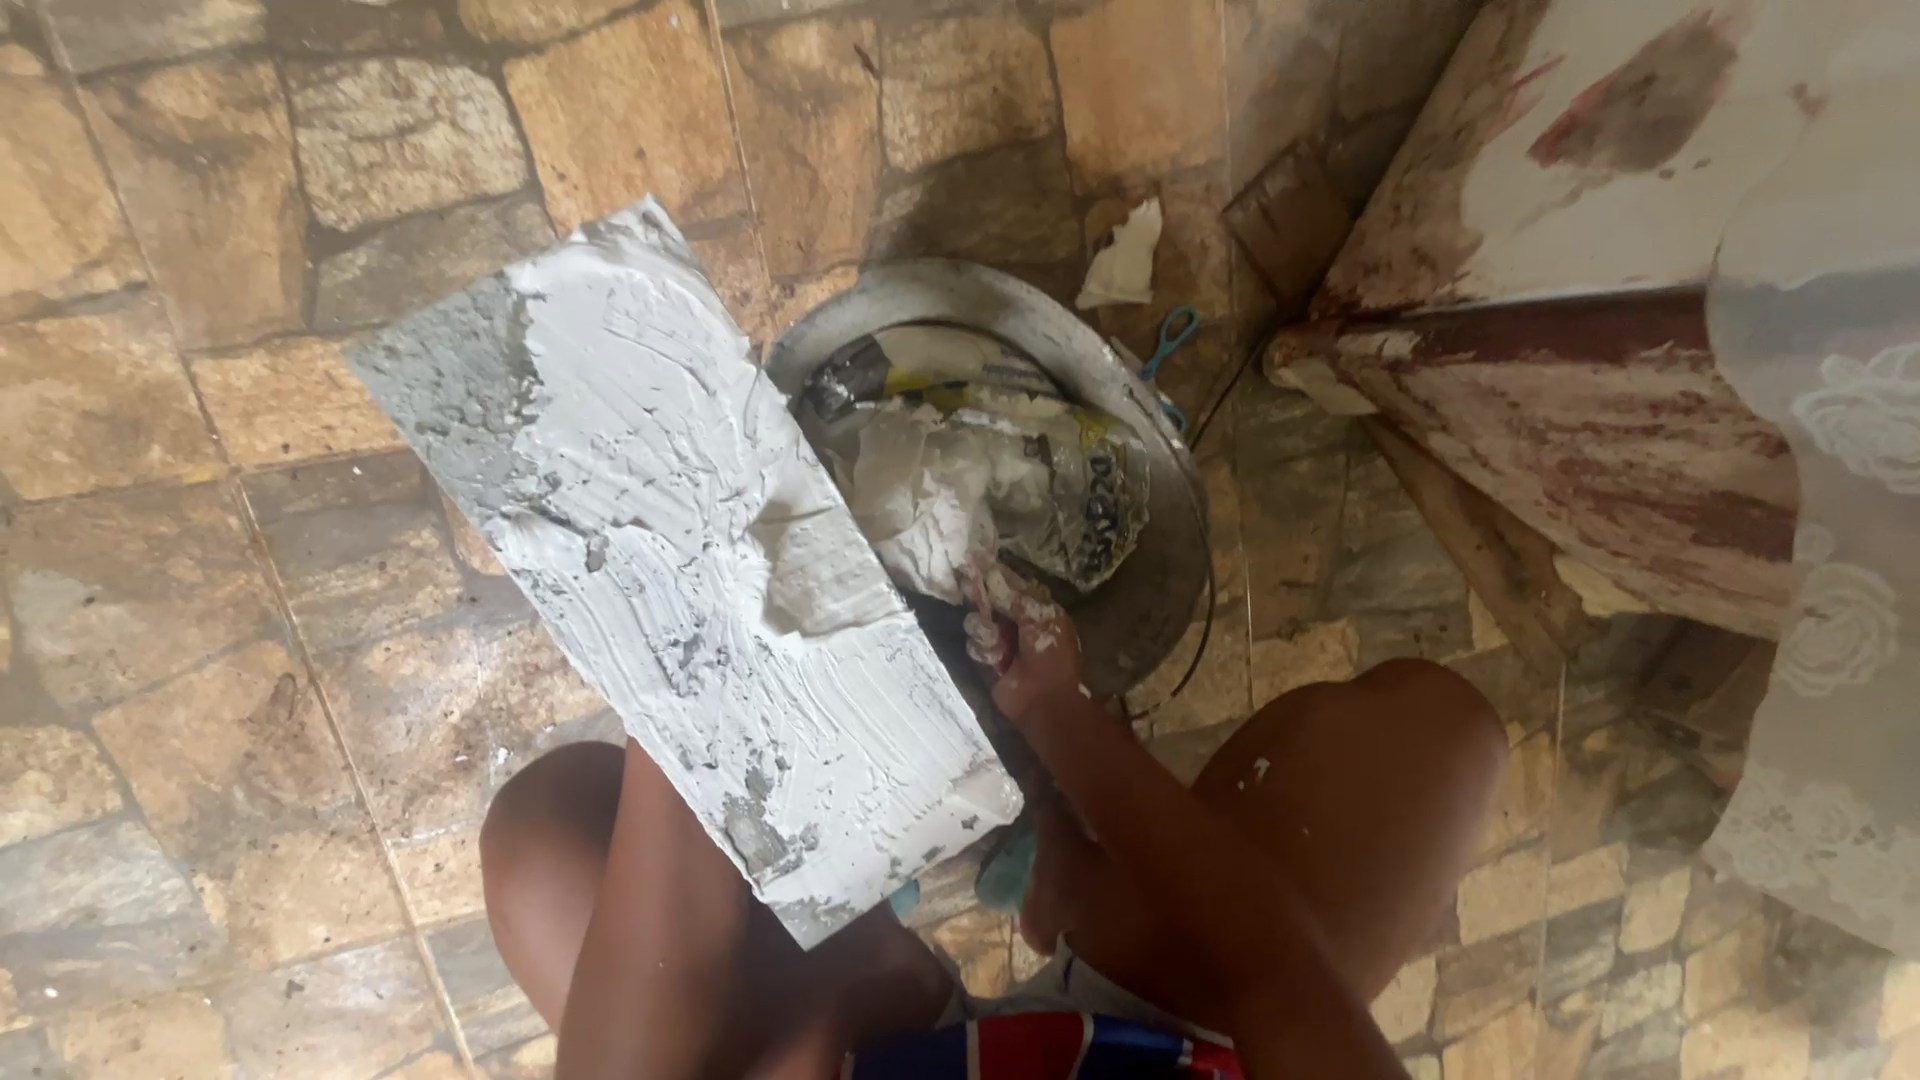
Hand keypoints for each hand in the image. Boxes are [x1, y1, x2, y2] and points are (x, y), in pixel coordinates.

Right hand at [957, 559, 1084, 722]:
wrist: (1045, 699)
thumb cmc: (1050, 654)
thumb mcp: (1040, 617)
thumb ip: (1014, 596)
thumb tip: (990, 575)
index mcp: (1037, 609)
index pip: (1011, 584)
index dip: (994, 573)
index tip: (975, 558)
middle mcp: (1017, 621)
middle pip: (989, 600)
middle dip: (980, 595)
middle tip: (966, 585)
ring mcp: (1001, 641)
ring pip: (977, 621)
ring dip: (984, 629)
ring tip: (996, 641)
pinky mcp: (987, 660)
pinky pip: (974, 644)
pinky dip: (984, 649)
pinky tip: (997, 659)